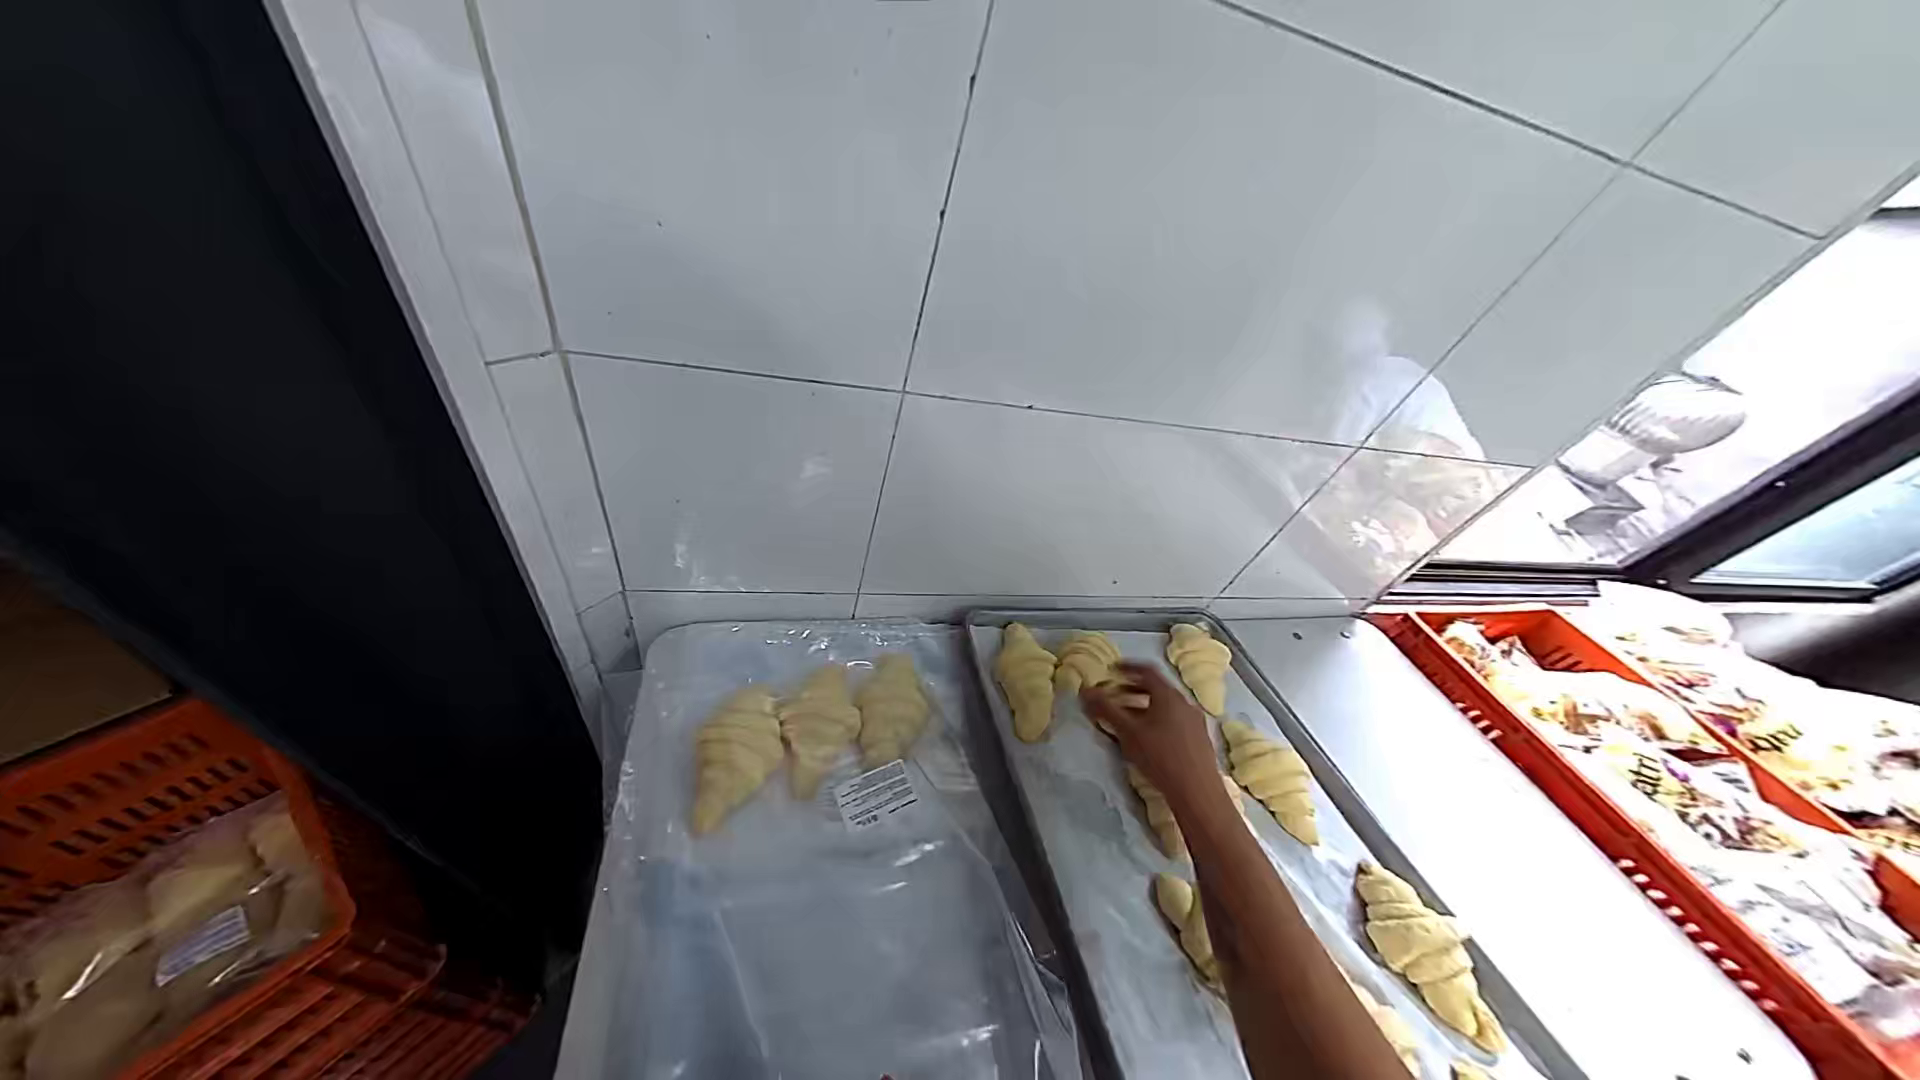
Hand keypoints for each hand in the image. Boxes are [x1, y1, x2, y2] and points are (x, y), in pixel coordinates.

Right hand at [1082, 662, 1223, 811]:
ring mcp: (1195, 721)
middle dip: (1133, 690)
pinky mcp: (1200, 738)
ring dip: (1145, 706)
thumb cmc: (1160, 757)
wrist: (1197, 792)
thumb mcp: (1127, 732)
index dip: (1128, 668)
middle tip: (1116, 695)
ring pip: (1166, 705)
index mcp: (1168, 695)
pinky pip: (1175, 719)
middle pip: (1157, 688)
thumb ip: (1105, 709)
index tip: (1113, 669)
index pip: (1147, 671)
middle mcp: (1185, 703)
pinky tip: (1148, 738)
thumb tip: (1086, 691)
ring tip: (1128, 719)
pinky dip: (1158, 719)